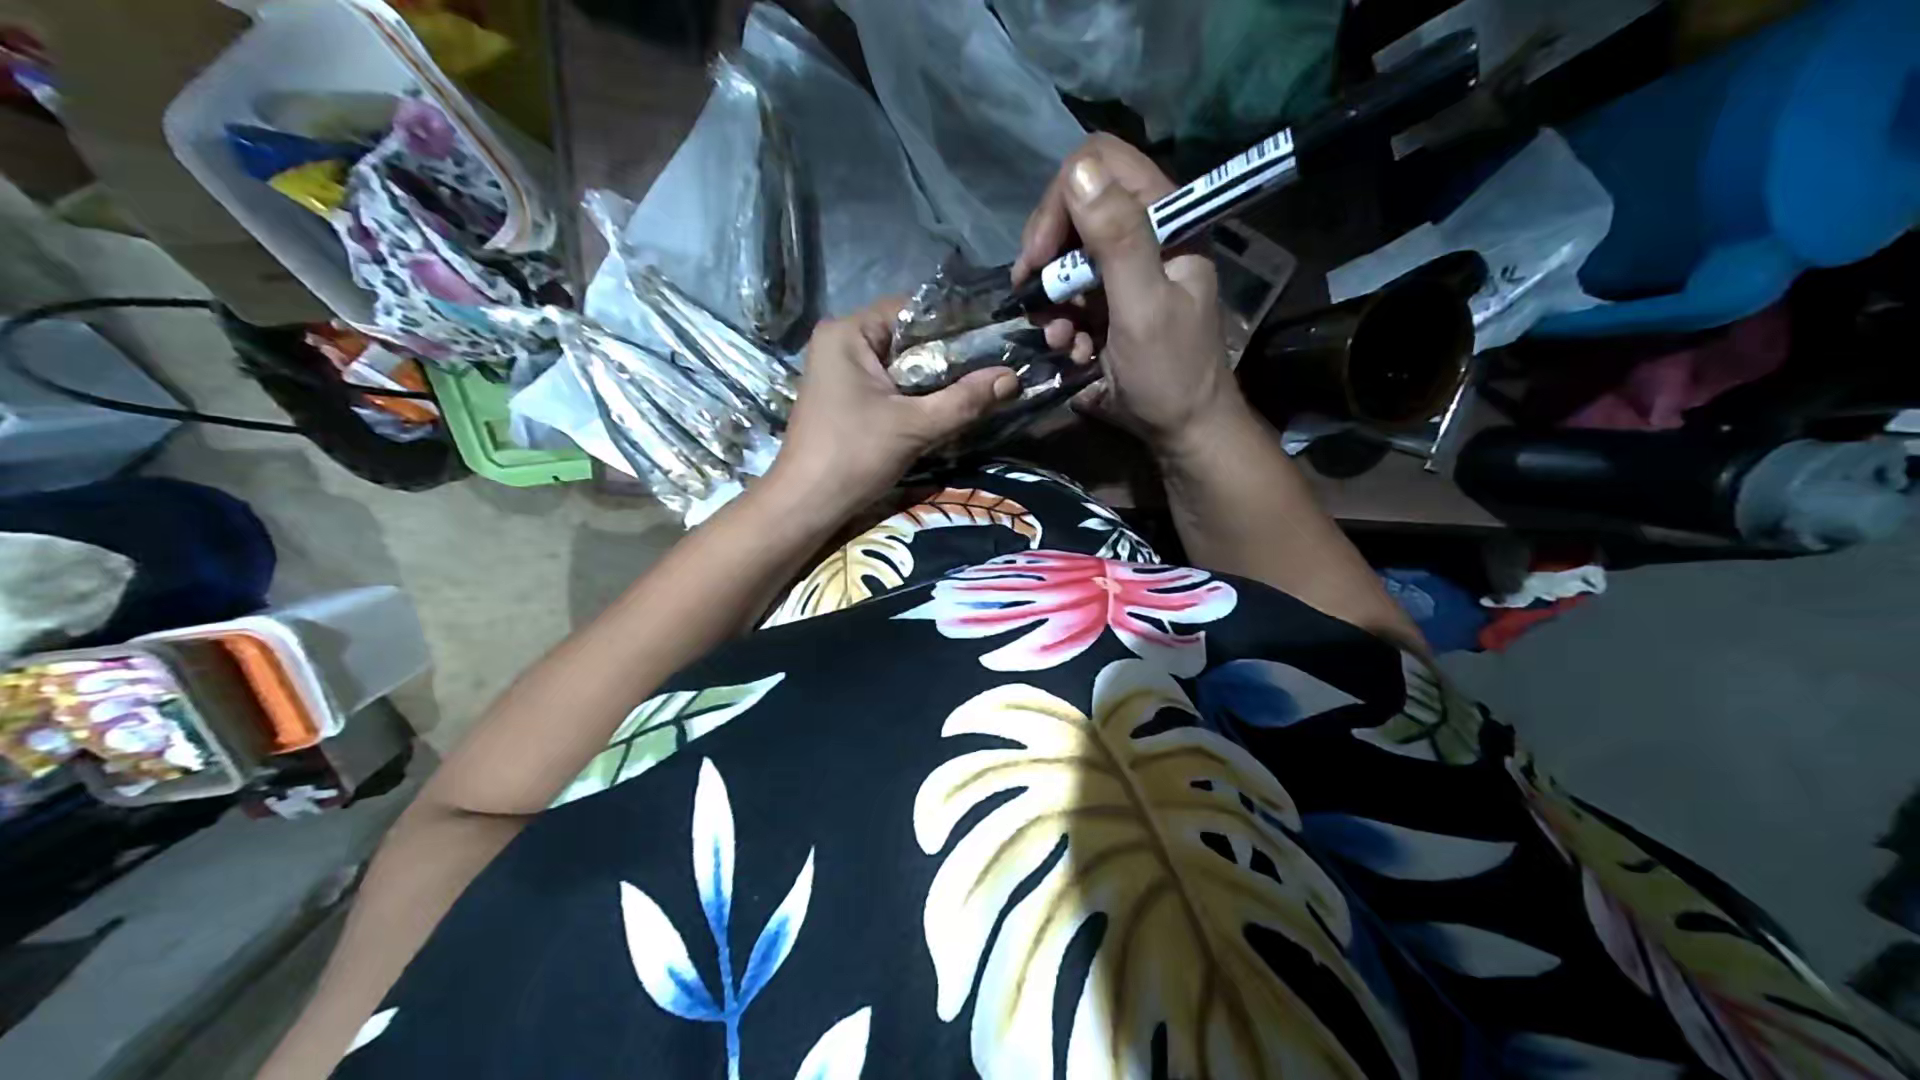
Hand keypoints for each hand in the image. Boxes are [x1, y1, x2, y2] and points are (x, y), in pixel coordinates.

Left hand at [763, 299, 1017, 518]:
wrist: (806, 505)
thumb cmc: (853, 456)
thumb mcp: (916, 426)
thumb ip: (965, 399)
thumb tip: (1013, 377)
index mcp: (848, 332)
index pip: (913, 309)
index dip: (954, 322)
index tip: (992, 338)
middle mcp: (841, 341)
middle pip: (908, 335)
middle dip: (948, 352)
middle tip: (992, 364)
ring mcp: (840, 369)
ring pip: (901, 361)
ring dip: (935, 376)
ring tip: (978, 383)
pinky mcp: (845, 395)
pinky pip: (890, 382)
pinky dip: (916, 392)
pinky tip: (945, 403)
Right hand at [1014, 135, 1248, 456]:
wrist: (1183, 429)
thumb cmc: (1170, 372)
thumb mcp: (1144, 306)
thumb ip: (1118, 239)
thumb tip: (1079, 171)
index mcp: (1166, 218)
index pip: (1102, 164)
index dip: (1062, 201)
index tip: (1041, 256)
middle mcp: (1144, 232)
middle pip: (1075, 206)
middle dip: (1047, 253)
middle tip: (1033, 293)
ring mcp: (1125, 267)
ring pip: (1065, 253)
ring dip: (1051, 296)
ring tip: (1058, 336)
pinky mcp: (1109, 299)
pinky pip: (1068, 291)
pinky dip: (1061, 319)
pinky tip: (1069, 347)